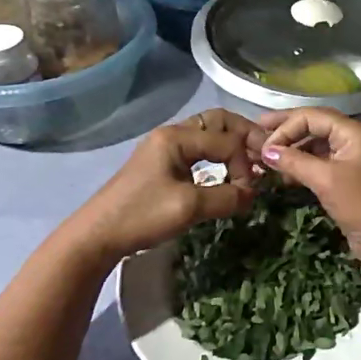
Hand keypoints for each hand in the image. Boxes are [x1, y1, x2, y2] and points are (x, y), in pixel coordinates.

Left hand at [67, 108, 260, 264]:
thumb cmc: (141, 215)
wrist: (97, 236)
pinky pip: (198, 153)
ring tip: (249, 168)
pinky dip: (217, 160)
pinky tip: (225, 178)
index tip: (250, 191)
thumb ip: (227, 197)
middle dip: (244, 137)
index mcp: (176, 137)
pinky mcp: (162, 166)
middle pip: (218, 123)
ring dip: (231, 148)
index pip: (226, 140)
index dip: (244, 163)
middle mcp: (172, 134)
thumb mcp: (188, 207)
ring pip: (208, 137)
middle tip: (264, 156)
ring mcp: (165, 149)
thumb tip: (254, 194)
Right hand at [249, 107, 360, 277]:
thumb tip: (265, 151)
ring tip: (266, 158)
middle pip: (314, 126)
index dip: (286, 127)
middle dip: (286, 130)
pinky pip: (320, 164)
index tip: (264, 145)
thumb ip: (295, 161)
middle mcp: (353, 139)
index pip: (313, 116)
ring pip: (316, 146)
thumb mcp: (326, 180)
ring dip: (292, 150)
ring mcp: (351, 160)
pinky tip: (283, 176)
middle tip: (257, 130)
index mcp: (354, 132)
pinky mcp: (348, 180)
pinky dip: (301, 167)